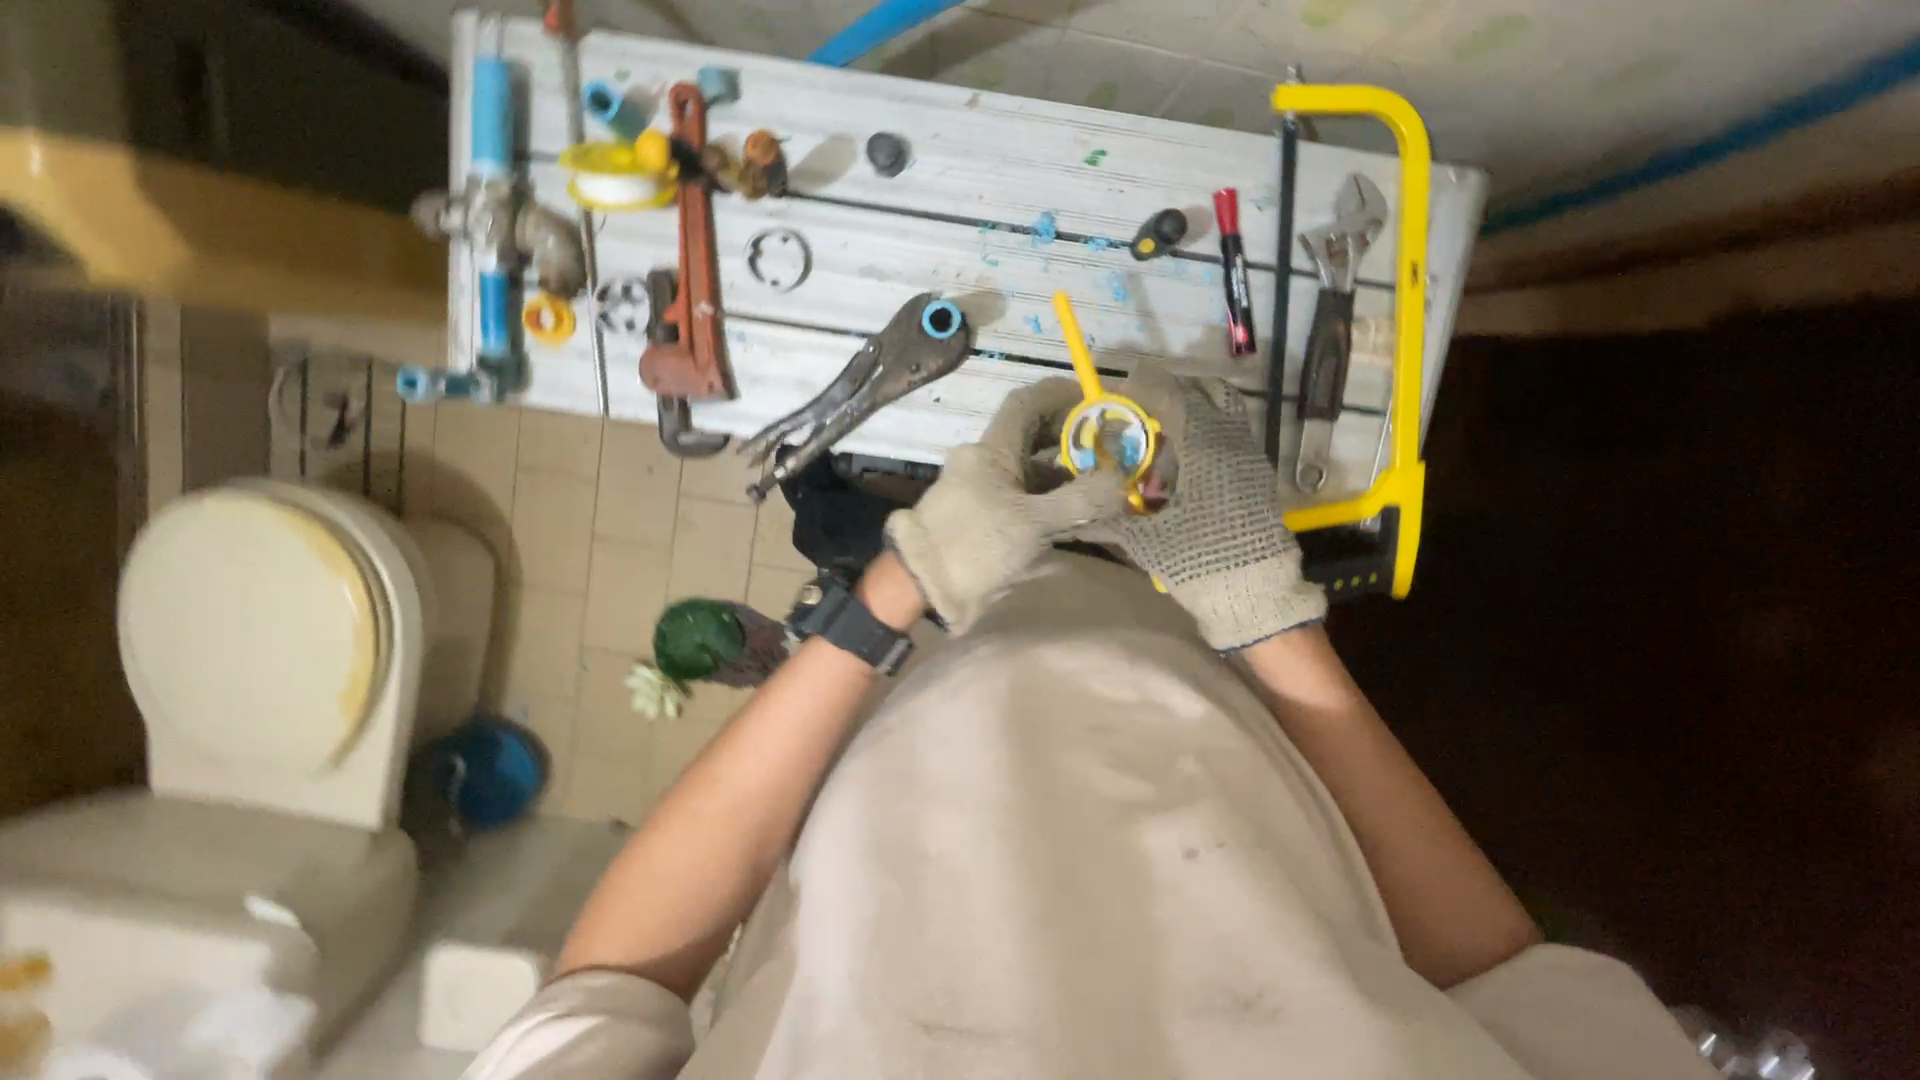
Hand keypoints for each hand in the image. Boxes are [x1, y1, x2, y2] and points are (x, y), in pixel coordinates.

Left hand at [885, 379, 1128, 631]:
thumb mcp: (1033, 525)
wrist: (921, 588)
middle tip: (1111, 450)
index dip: (1062, 395)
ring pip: (1028, 470)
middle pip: (1032, 437)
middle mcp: (982, 463)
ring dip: (1064, 474)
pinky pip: (1022, 497)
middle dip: (1071, 439)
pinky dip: (1049, 500)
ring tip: (1102, 485)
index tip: (1097, 401)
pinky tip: (1074, 514)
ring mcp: (979, 491)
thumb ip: (1080, 501)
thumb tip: (1122, 481)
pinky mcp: (980, 518)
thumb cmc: (973, 547)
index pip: (1026, 404)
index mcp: (989, 451)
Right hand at [1078, 368, 1324, 649]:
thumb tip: (1070, 513)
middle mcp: (1231, 441)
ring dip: (1190, 415)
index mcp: (1204, 448)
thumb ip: (1107, 518)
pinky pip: (1229, 436)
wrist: (1256, 594)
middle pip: (1204, 392)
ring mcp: (1249, 456)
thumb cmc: (1200, 562)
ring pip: (1222, 412)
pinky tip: (1180, 469)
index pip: (1172, 396)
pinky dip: (1203, 437)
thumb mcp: (1146, 541)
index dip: (1142, 387)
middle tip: (1139, 412)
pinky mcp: (1255, 475)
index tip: (1117, 390)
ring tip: (1159, 443)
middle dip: (1169, 394)